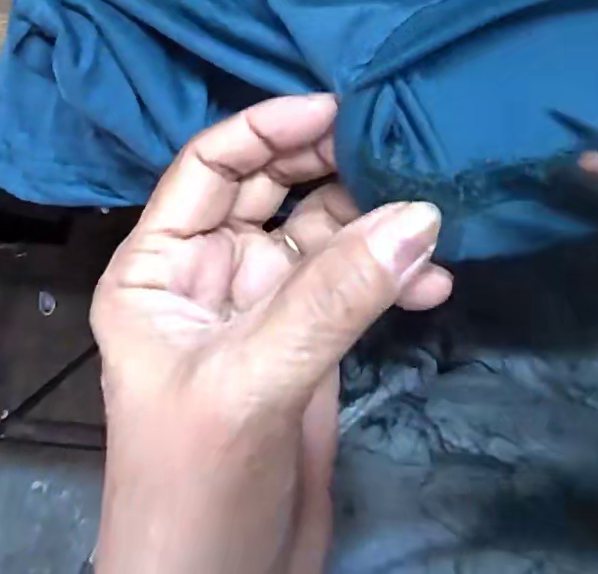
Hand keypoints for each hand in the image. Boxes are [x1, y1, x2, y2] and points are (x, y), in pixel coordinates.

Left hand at [89, 94, 451, 573]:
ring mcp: (267, 298)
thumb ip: (333, 297)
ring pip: (324, 229)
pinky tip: (434, 285)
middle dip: (330, 165)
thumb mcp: (255, 382)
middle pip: (274, 185)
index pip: (211, 164)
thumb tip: (419, 215)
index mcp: (162, 262)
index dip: (268, 127)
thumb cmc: (194, 488)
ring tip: (429, 220)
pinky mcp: (312, 332)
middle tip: (394, 150)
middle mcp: (213, 266)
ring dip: (375, 222)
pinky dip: (393, 276)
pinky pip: (356, 280)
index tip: (335, 108)